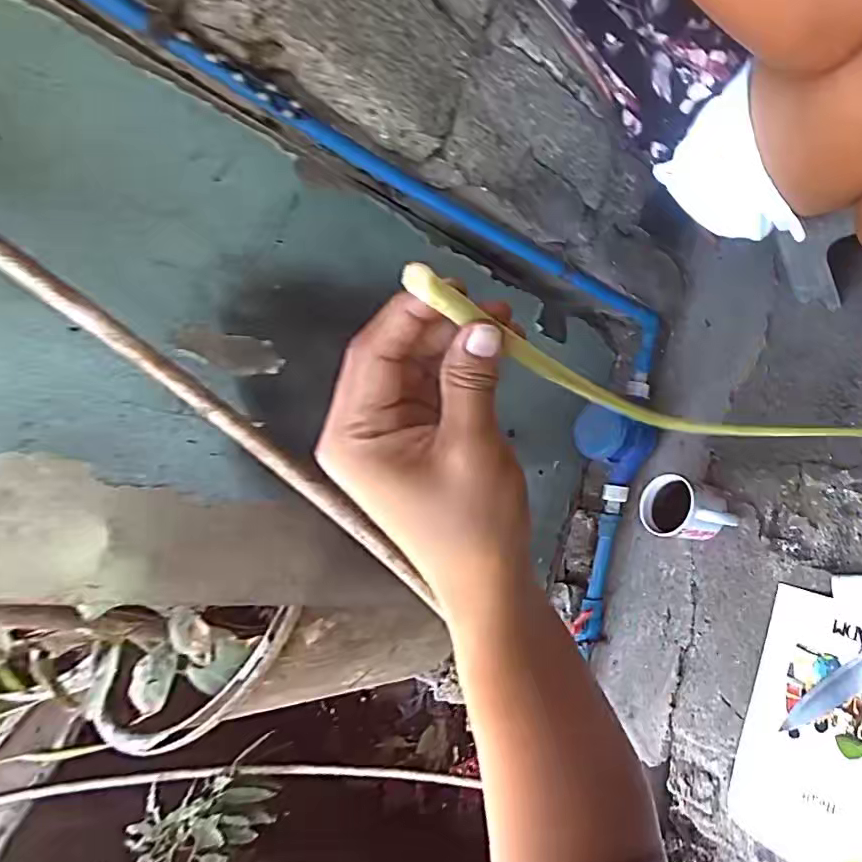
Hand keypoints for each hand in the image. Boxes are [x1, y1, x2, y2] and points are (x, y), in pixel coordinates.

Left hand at [315, 290, 530, 615]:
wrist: (488, 575)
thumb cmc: (473, 519)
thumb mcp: (474, 445)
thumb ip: (471, 383)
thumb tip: (483, 329)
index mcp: (355, 430)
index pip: (374, 355)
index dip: (410, 315)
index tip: (450, 286)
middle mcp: (365, 426)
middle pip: (397, 359)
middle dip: (443, 329)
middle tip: (494, 307)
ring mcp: (396, 433)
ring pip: (423, 372)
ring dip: (461, 348)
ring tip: (507, 326)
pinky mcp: (426, 440)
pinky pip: (443, 392)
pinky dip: (469, 371)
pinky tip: (497, 355)